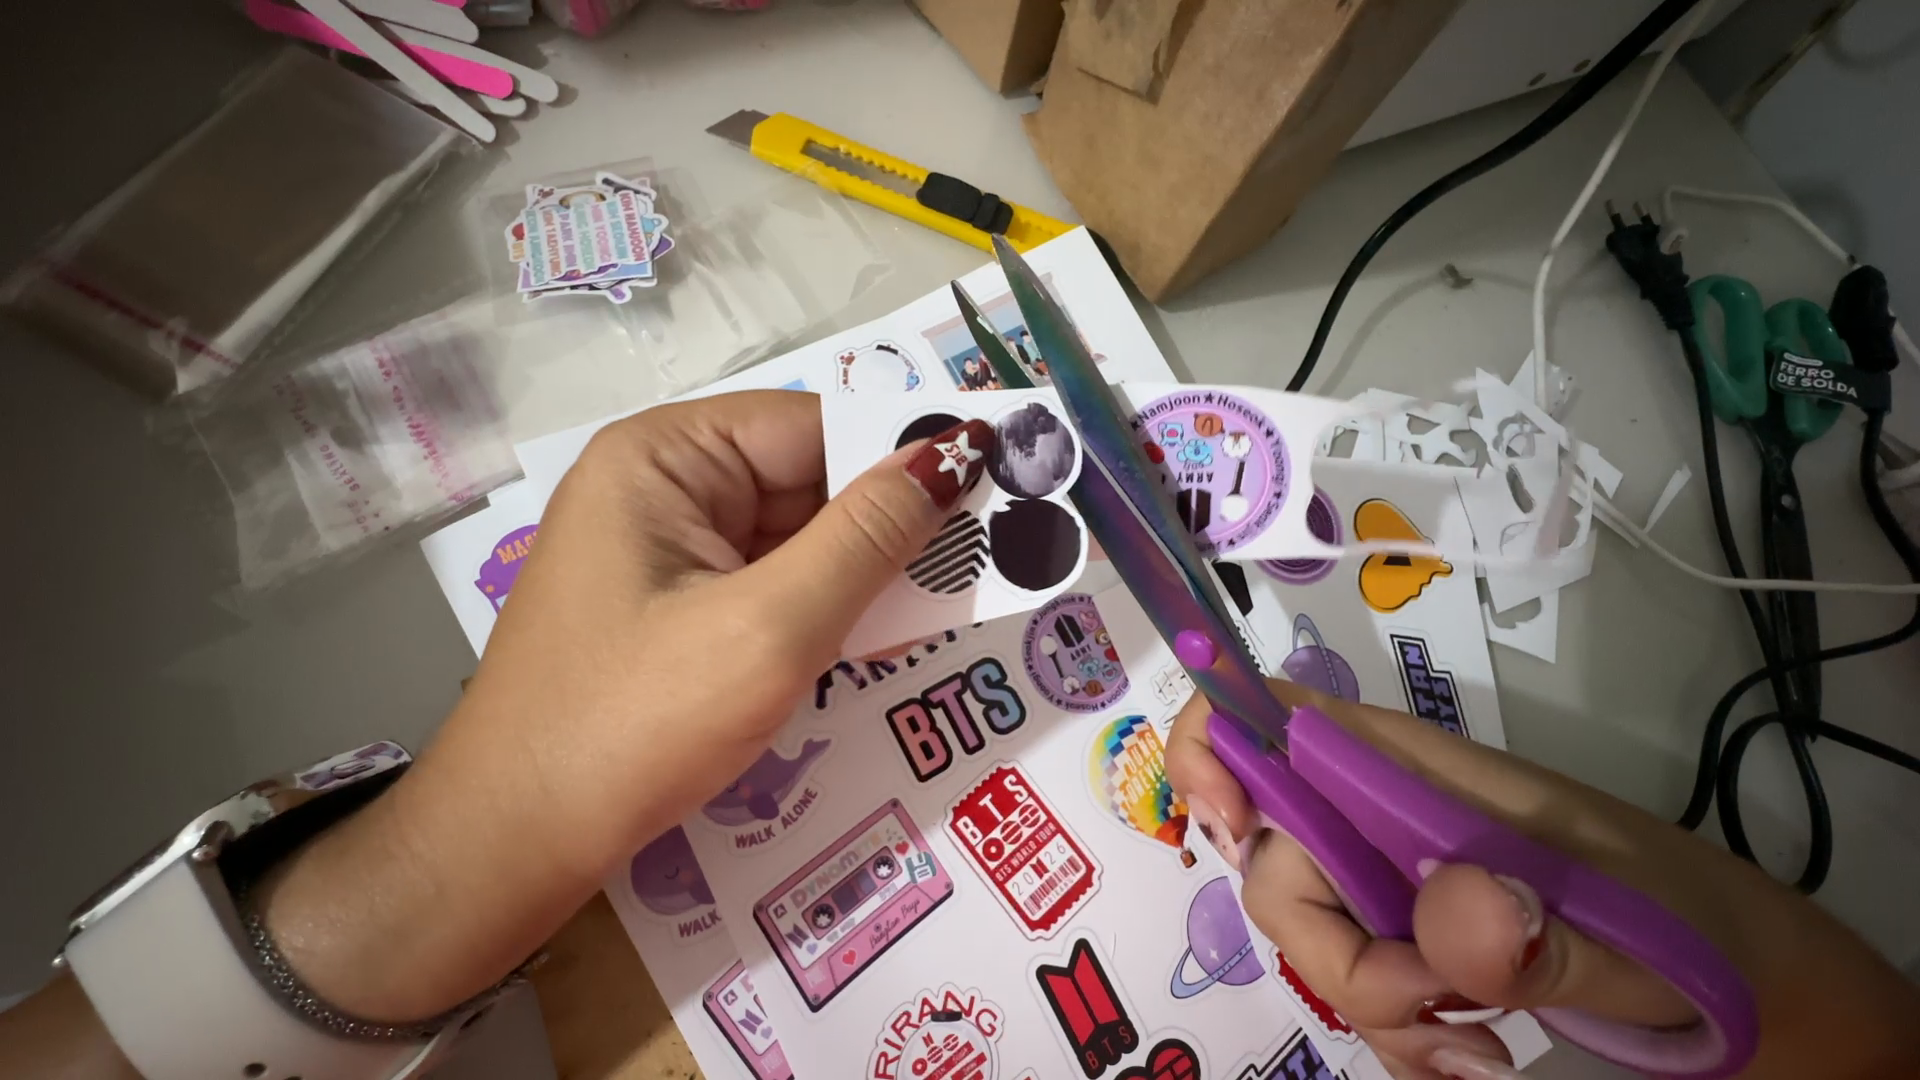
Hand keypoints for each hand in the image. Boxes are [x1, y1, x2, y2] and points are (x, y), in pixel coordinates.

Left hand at [259, 390, 994, 1021]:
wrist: (516, 847)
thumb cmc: (637, 722)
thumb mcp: (773, 625)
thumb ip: (870, 536)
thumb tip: (956, 454)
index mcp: (668, 458)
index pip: (816, 428)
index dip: (905, 452)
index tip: (995, 482)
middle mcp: (668, 487)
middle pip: (811, 481)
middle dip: (893, 520)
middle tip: (994, 546)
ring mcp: (674, 551)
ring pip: (801, 537)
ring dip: (870, 568)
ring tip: (959, 587)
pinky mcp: (684, 606)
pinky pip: (778, 583)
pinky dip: (833, 603)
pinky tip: (891, 626)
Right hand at [1166, 679, 1919, 1079]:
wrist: (1727, 971)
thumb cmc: (1679, 918)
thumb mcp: (1635, 932)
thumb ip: (1541, 934)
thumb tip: (1446, 913)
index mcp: (1393, 762)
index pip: (1256, 713)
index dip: (1205, 750)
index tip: (1230, 833)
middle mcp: (1359, 803)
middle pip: (1265, 855)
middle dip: (1328, 948)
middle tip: (1441, 1012)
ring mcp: (1365, 865)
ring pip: (1294, 924)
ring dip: (1366, 1002)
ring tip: (1474, 1052)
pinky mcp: (1380, 921)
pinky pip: (1333, 970)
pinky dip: (1382, 1024)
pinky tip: (1458, 1054)